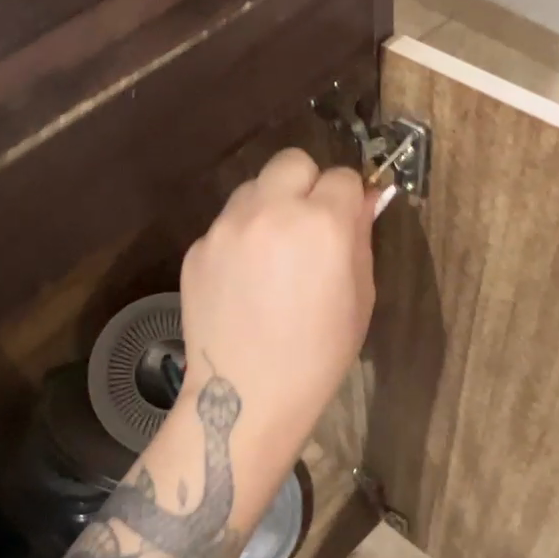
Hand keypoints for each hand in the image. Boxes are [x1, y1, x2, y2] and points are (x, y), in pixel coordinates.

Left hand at [178, 149, 377, 453]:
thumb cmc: (320, 355)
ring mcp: (227, 227)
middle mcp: (271, 211)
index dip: (348, 199)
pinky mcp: (197, 248)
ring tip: (273, 253)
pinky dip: (240, 240)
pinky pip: (226, 225)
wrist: (247, 394)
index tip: (346, 223)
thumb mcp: (361, 298)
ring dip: (270, 207)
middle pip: (293, 162)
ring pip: (254, 188)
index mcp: (323, 223)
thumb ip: (360, 239)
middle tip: (309, 225)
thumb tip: (361, 201)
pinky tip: (244, 281)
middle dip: (307, 185)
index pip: (342, 175)